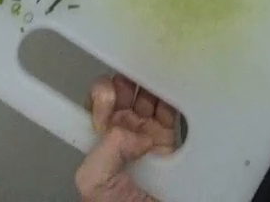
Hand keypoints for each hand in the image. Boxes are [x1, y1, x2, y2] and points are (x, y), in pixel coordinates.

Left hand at [75, 75, 178, 201]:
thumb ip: (105, 150)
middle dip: (125, 83)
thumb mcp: (96, 185)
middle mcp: (123, 135)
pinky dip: (172, 93)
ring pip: (146, 93)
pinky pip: (172, 105)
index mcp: (100, 144)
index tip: (107, 97)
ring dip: (149, 84)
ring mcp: (149, 134)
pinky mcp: (173, 136)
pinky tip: (170, 91)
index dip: (100, 95)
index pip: (96, 106)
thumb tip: (133, 130)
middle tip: (130, 90)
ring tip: (150, 87)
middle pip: (121, 92)